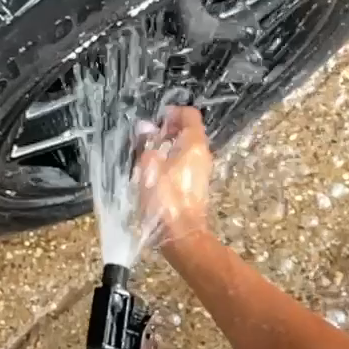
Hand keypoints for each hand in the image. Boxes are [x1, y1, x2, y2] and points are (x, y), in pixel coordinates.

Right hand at [137, 106, 214, 242]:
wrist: (182, 236)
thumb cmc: (165, 199)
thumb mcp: (148, 167)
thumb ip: (146, 144)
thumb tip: (145, 128)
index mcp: (194, 145)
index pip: (190, 115)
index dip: (172, 113)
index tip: (155, 120)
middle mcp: (203, 155)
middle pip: (189, 131)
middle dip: (168, 130)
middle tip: (148, 138)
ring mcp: (202, 171)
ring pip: (187, 148)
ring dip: (169, 146)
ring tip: (148, 155)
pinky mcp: (197, 185)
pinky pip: (186, 163)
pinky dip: (172, 160)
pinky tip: (155, 172)